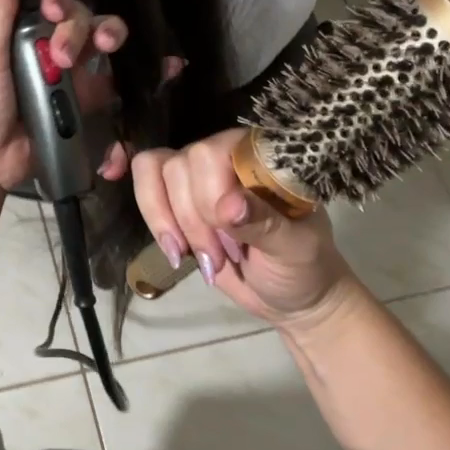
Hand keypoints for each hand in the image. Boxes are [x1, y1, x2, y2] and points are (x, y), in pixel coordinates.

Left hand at [0, 0, 128, 192]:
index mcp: (20, 29)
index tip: (53, 9)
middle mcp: (47, 46)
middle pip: (80, 17)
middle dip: (81, 25)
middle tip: (64, 55)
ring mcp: (67, 76)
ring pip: (101, 44)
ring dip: (109, 37)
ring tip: (106, 47)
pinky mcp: (83, 106)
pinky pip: (113, 90)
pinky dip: (134, 81)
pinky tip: (158, 71)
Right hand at [132, 130, 360, 331]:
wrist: (291, 296)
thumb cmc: (304, 267)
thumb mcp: (295, 249)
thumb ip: (264, 223)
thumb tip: (227, 206)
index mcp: (259, 155)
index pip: (212, 152)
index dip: (207, 193)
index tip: (229, 235)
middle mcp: (224, 155)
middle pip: (179, 166)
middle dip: (194, 221)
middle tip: (225, 257)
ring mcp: (198, 175)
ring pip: (155, 175)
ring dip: (173, 226)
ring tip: (208, 261)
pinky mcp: (177, 197)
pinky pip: (145, 190)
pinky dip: (154, 220)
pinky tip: (177, 253)